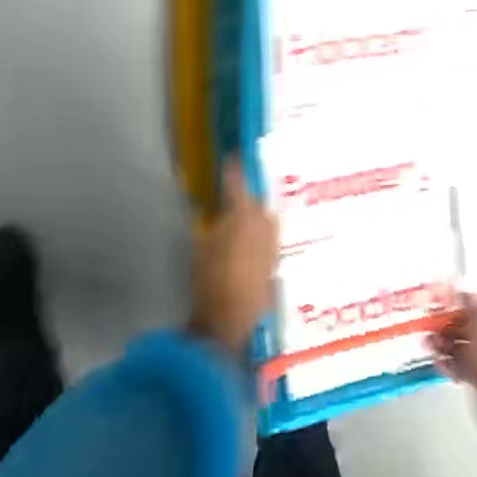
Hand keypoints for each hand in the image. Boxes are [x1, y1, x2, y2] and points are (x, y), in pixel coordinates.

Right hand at [188, 157, 277, 353]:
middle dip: (248, 194)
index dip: (234, 170)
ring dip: (257, 213)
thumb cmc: (209, 278)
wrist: (229, 319)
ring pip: (268, 220)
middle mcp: (264, 226)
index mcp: (243, 216)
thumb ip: (209, 221)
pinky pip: (269, 238)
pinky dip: (260, 233)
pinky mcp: (275, 263)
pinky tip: (250, 240)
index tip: (232, 157)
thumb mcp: (201, 244)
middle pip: (259, 202)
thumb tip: (211, 207)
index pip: (238, 185)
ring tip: (243, 214)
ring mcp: (273, 246)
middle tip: (235, 190)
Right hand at [436, 299, 476, 432]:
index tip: (453, 308)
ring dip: (452, 347)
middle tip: (436, 329)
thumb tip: (467, 289)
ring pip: (476, 349)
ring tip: (433, 349)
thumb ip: (472, 312)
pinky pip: (476, 366)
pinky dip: (460, 364)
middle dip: (456, 329)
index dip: (473, 307)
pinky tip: (444, 366)